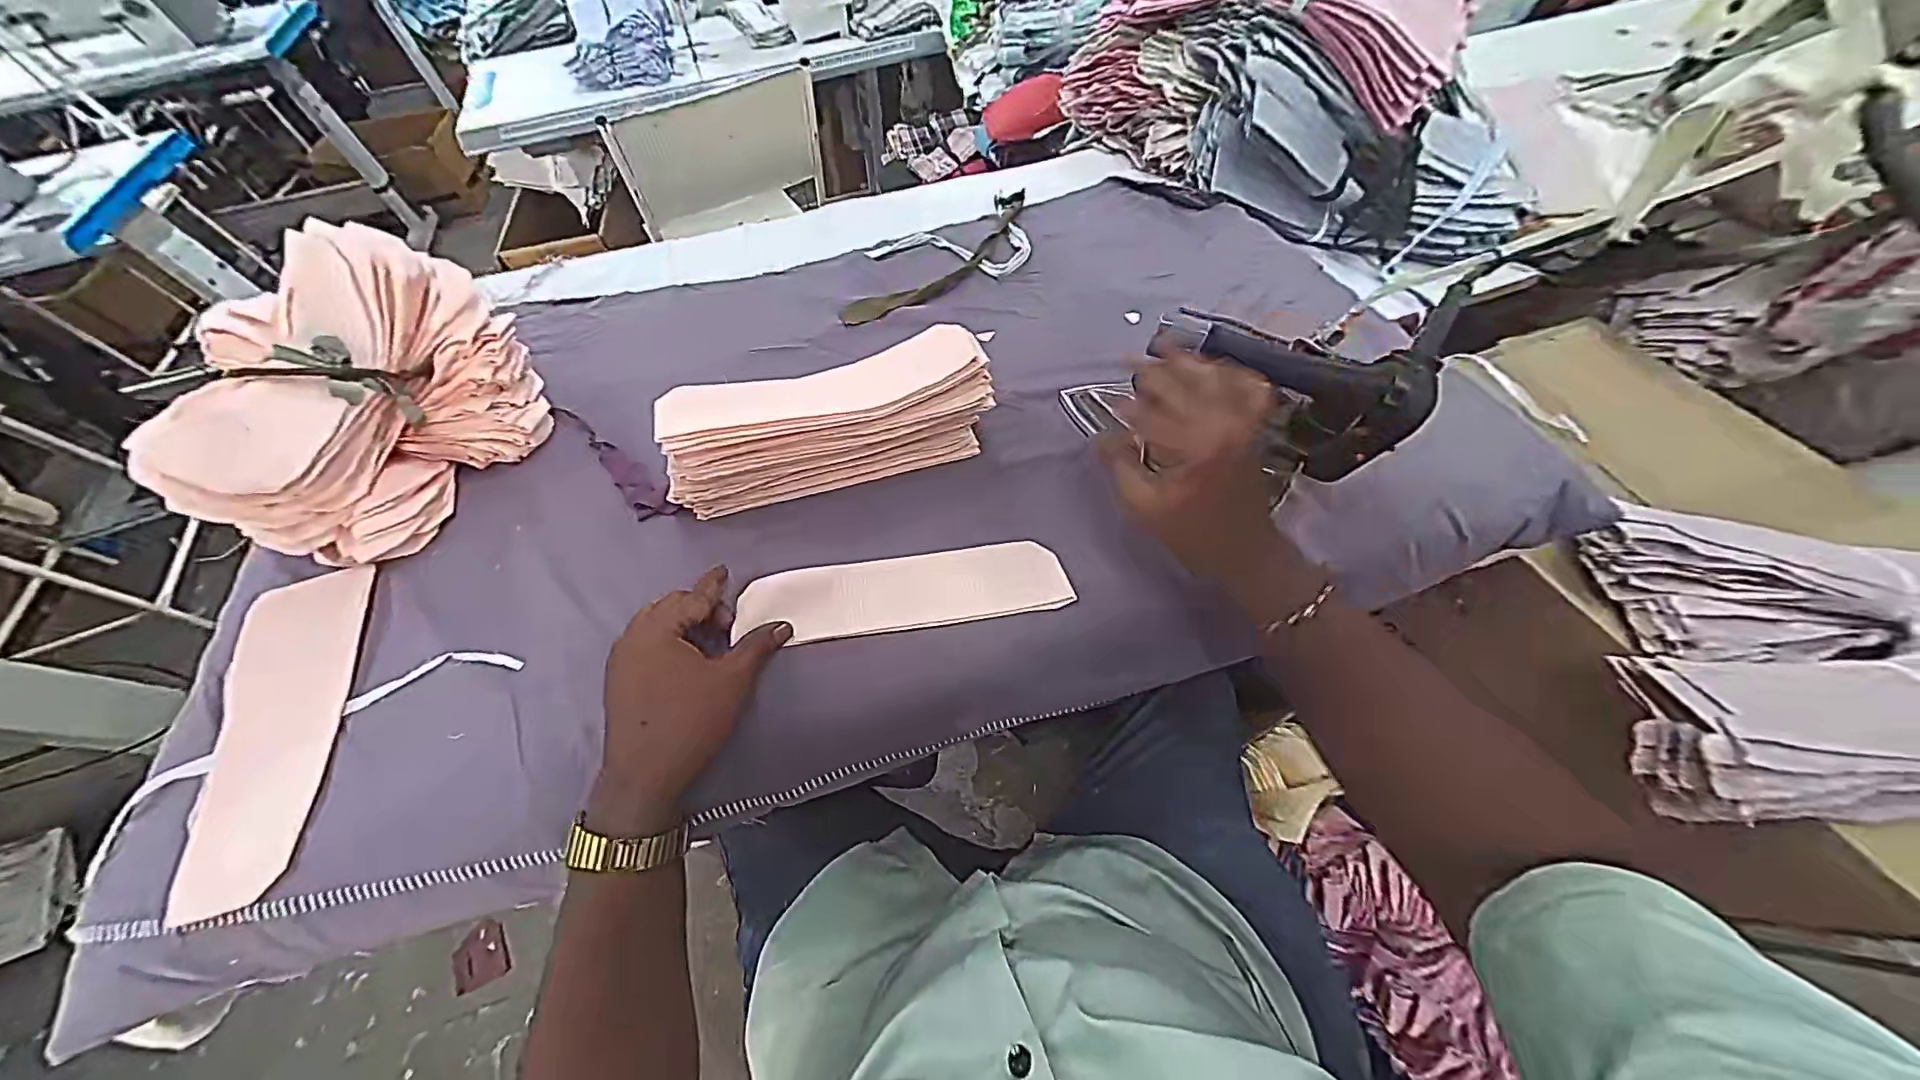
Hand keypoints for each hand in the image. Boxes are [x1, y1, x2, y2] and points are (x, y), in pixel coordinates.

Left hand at [591, 567, 790, 834]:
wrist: (645, 775)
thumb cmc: (691, 721)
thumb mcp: (732, 680)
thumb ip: (756, 646)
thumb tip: (781, 626)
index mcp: (656, 629)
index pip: (692, 598)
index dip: (713, 585)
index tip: (724, 571)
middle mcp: (632, 637)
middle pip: (672, 607)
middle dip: (702, 610)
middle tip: (729, 629)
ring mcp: (621, 659)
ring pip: (657, 625)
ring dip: (686, 627)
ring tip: (712, 647)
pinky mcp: (619, 679)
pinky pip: (646, 644)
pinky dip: (671, 642)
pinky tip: (690, 663)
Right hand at [1099, 351, 1281, 582]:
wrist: (1246, 550)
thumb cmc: (1192, 534)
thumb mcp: (1145, 508)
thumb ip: (1122, 468)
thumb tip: (1104, 437)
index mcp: (1192, 447)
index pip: (1150, 414)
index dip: (1126, 407)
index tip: (1109, 404)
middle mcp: (1221, 425)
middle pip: (1181, 385)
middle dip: (1150, 373)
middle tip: (1127, 362)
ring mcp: (1242, 423)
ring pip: (1213, 378)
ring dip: (1186, 362)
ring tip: (1163, 347)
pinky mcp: (1253, 427)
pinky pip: (1247, 389)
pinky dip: (1231, 373)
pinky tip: (1214, 365)